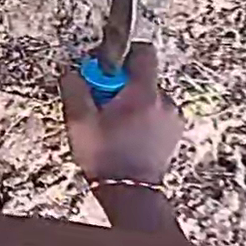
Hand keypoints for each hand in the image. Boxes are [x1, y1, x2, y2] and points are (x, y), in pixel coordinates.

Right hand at [56, 43, 182, 184]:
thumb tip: (72, 71)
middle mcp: (165, 102)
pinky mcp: (173, 131)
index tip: (103, 70)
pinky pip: (154, 111)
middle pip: (141, 76)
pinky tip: (123, 132)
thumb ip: (74, 87)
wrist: (129, 191)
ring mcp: (173, 118)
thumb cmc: (103, 154)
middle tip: (99, 105)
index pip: (143, 53)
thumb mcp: (78, 118)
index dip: (121, 54)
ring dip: (128, 101)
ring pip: (146, 95)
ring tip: (110, 123)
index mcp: (143, 94)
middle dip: (118, 85)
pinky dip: (138, 115)